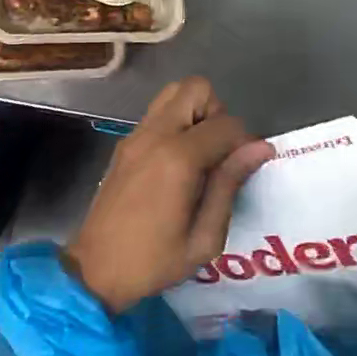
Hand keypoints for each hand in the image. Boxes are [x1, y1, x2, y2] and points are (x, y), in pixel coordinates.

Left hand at [64, 78, 274, 313]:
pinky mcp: (123, 146)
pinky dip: (174, 124)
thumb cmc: (154, 260)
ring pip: (171, 95)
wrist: (96, 266)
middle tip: (219, 155)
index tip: (244, 171)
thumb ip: (229, 184)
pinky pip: (155, 115)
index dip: (244, 143)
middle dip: (216, 113)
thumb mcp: (205, 236)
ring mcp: (133, 137)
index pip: (226, 123)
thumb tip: (259, 147)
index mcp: (176, 158)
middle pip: (194, 88)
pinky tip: (178, 165)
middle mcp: (152, 136)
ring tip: (200, 158)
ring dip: (194, 114)